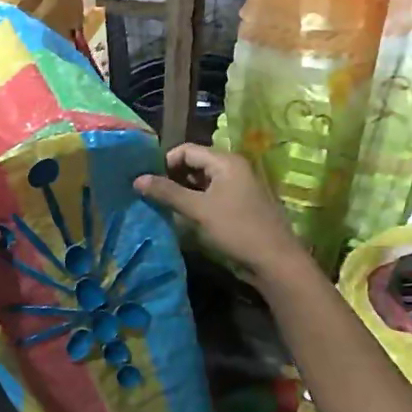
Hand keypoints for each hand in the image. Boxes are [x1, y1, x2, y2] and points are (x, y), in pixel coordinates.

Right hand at [135, 144, 308, 279]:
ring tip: (164, 206)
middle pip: (195, 163)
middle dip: (173, 177)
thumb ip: (167, 193)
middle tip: (153, 195)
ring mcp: (238, 186)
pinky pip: (212, 194)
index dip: (165, 162)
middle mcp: (233, 168)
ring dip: (183, 191)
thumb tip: (137, 179)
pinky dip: (196, 201)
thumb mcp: (198, 210)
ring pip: (203, 181)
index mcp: (226, 161)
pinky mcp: (239, 204)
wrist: (275, 261)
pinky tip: (183, 215)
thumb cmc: (236, 229)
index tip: (148, 181)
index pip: (187, 150)